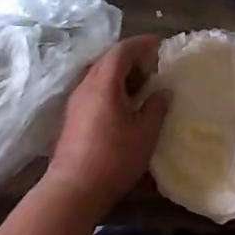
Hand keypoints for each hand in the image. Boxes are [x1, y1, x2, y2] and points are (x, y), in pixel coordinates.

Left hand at [45, 35, 170, 213]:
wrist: (73, 190)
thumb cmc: (114, 158)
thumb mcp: (146, 133)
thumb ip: (156, 107)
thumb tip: (163, 92)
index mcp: (104, 84)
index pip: (121, 51)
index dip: (141, 44)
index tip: (158, 44)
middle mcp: (85, 87)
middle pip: (107, 60)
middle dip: (131, 58)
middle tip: (152, 67)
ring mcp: (75, 103)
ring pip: (98, 76)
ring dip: (119, 74)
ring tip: (140, 87)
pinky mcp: (71, 119)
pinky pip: (93, 90)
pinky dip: (110, 88)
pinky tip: (123, 107)